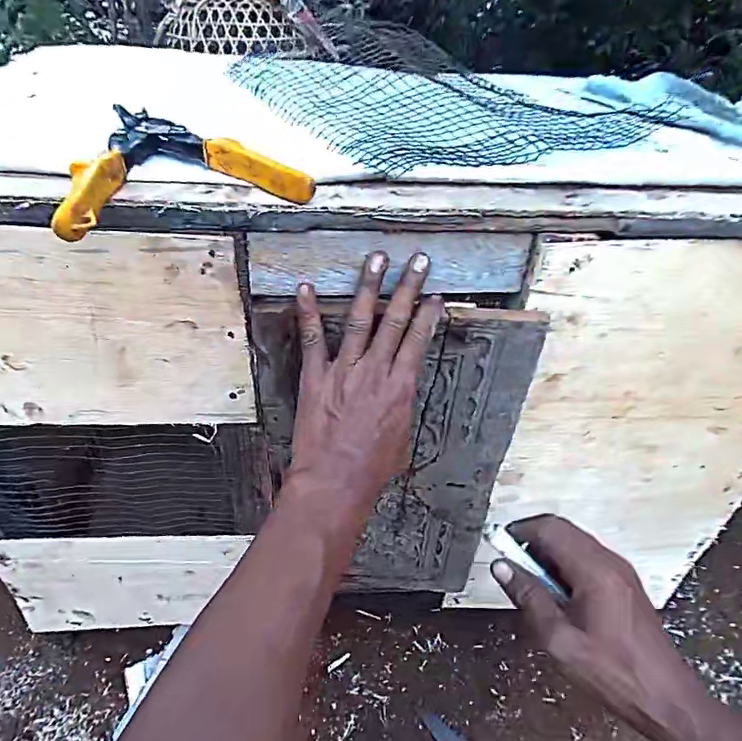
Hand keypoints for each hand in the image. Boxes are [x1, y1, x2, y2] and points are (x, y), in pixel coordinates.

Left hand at [285, 251, 443, 524]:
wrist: (335, 481)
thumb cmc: (370, 468)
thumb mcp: (401, 437)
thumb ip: (401, 407)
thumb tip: (400, 393)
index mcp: (400, 387)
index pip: (418, 340)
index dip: (428, 315)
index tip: (434, 296)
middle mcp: (374, 371)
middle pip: (396, 320)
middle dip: (409, 287)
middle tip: (418, 262)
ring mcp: (344, 371)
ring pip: (360, 319)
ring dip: (369, 286)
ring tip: (377, 259)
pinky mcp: (316, 377)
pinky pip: (313, 338)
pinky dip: (309, 312)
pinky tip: (306, 287)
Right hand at [491, 515, 704, 736]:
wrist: (668, 700)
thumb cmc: (614, 674)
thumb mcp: (559, 641)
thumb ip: (529, 598)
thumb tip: (502, 568)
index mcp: (595, 571)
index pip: (550, 528)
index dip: (519, 531)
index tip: (498, 546)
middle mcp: (611, 562)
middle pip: (563, 529)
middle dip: (531, 539)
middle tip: (510, 564)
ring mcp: (621, 571)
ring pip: (575, 542)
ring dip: (547, 552)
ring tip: (529, 583)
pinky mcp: (625, 583)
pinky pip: (588, 557)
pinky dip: (565, 563)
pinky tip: (555, 593)